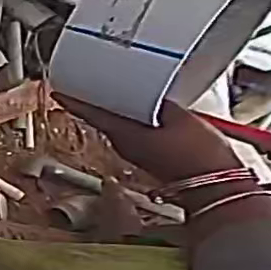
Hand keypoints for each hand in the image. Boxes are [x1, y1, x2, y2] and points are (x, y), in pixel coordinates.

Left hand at [55, 95, 243, 183]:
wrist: (212, 184)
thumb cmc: (197, 153)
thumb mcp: (182, 118)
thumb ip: (161, 104)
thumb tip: (151, 95)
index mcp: (124, 134)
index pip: (92, 114)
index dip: (74, 102)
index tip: (58, 93)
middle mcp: (122, 144)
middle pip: (101, 118)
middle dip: (93, 102)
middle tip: (85, 85)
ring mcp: (132, 151)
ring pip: (115, 125)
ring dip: (112, 110)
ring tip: (112, 92)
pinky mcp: (144, 155)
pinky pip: (130, 132)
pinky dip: (128, 119)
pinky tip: (139, 111)